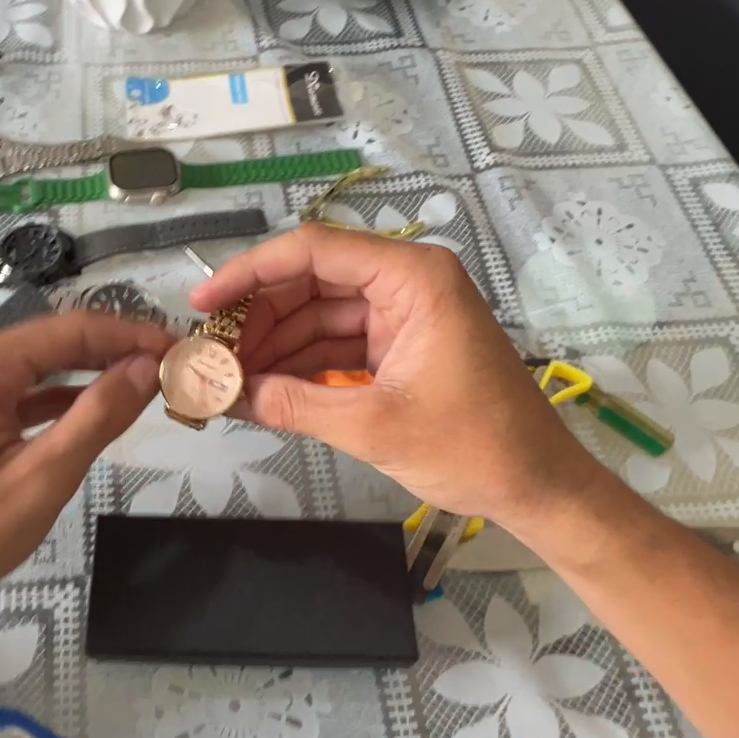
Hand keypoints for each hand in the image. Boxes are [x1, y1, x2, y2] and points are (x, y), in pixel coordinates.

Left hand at [0, 311, 170, 619]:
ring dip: (99, 372)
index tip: (184, 347)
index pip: (72, 331)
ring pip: (47, 367)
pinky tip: (106, 407)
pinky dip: (71, 399)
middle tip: (177, 365)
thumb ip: (98, 418)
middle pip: (59, 342)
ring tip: (153, 381)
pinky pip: (31, 395)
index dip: (132, 335)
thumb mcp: (41, 478)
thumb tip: (150, 367)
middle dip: (120, 350)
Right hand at [192, 226, 606, 526]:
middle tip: (212, 355)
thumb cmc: (472, 447)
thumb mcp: (373, 426)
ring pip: (318, 317)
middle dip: (258, 320)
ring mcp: (401, 316)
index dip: (249, 273)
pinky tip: (265, 389)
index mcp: (412, 278)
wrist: (535, 485)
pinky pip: (335, 346)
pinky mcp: (398, 348)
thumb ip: (294, 406)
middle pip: (310, 283)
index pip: (313, 251)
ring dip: (274, 347)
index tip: (203, 303)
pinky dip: (300, 367)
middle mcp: (405, 283)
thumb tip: (228, 396)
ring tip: (229, 378)